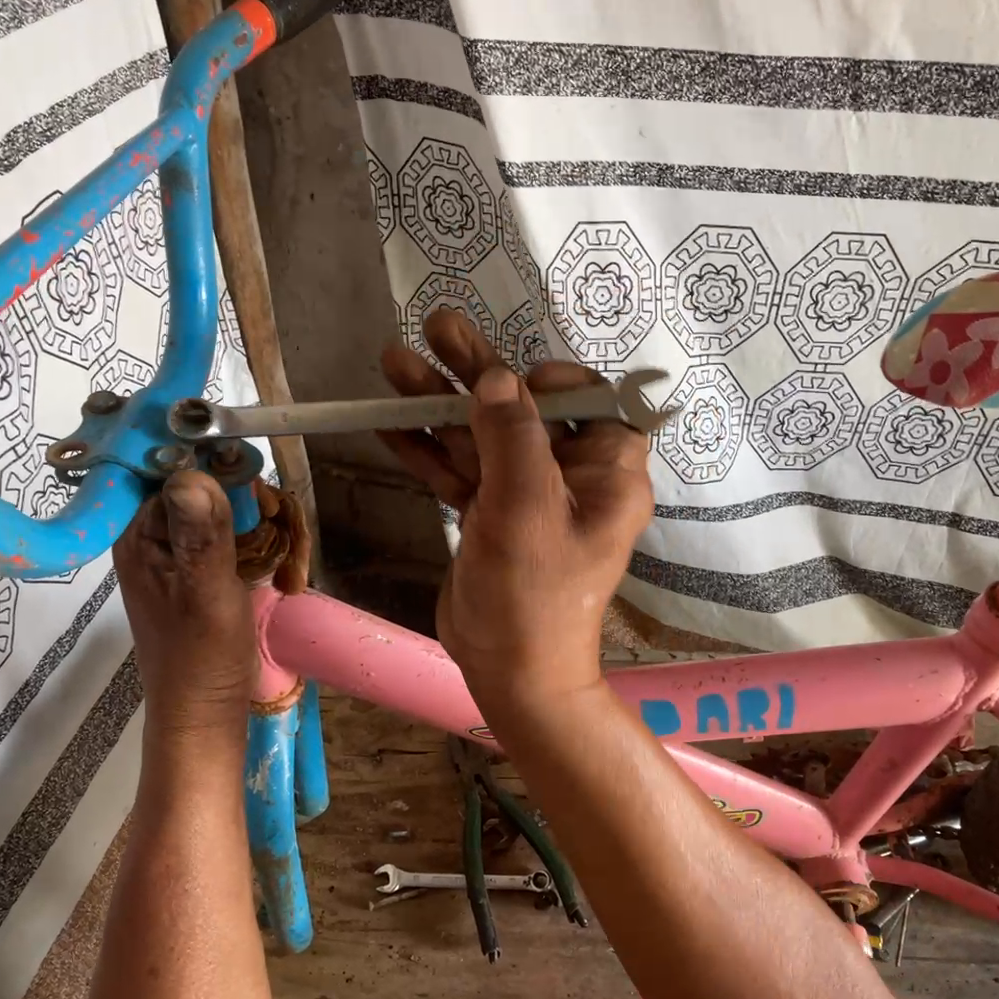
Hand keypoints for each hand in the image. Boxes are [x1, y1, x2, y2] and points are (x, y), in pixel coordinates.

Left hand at [114, 470, 255, 725]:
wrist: (204, 712)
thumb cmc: (203, 657)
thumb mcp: (206, 592)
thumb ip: (202, 534)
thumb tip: (192, 474)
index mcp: (139, 535)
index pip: (173, 471)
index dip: (216, 469)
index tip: (257, 489)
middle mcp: (152, 537)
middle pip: (202, 486)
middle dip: (245, 498)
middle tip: (277, 520)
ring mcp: (176, 554)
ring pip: (222, 509)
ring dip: (258, 522)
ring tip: (285, 548)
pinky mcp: (199, 570)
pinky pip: (230, 535)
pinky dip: (257, 542)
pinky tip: (278, 563)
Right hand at [378, 310, 653, 705]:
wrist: (509, 672)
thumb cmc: (534, 596)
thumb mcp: (527, 509)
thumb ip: (512, 436)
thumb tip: (497, 375)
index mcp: (607, 472)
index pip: (591, 400)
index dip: (550, 379)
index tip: (511, 382)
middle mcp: (571, 477)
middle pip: (521, 408)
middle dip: (475, 371)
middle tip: (433, 326)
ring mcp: (526, 496)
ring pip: (482, 436)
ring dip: (439, 404)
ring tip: (392, 362)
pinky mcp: (491, 516)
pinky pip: (460, 471)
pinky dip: (428, 450)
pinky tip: (391, 424)